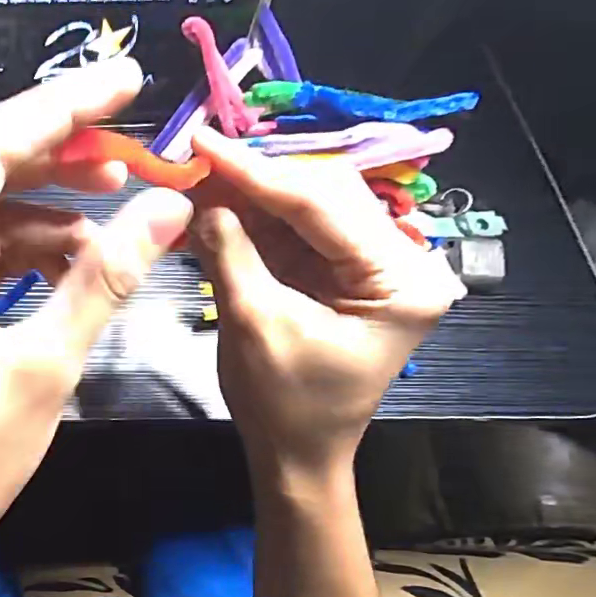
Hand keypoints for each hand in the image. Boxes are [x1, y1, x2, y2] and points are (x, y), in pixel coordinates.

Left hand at [0, 60, 193, 591]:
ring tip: (117, 213)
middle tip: (129, 145)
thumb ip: (104, 280)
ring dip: (49, 208)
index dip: (55, 109)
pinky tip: (79, 255)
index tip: (124, 81)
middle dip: (56, 154)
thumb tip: (170, 207)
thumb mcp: (46, 368)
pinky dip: (30, 248)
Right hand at [187, 128, 464, 474]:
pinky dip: (252, 223)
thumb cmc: (285, 405)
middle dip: (254, 180)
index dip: (257, 173)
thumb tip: (202, 198)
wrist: (296, 455)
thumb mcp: (254, 326)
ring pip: (304, 211)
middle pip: (320, 199)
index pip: (323, 207)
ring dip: (249, 196)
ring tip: (198, 177)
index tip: (203, 141)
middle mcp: (398, 263)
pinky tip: (216, 205)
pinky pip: (293, 236)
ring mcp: (368, 268)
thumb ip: (230, 254)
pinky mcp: (338, 276)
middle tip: (195, 158)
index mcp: (399, 280)